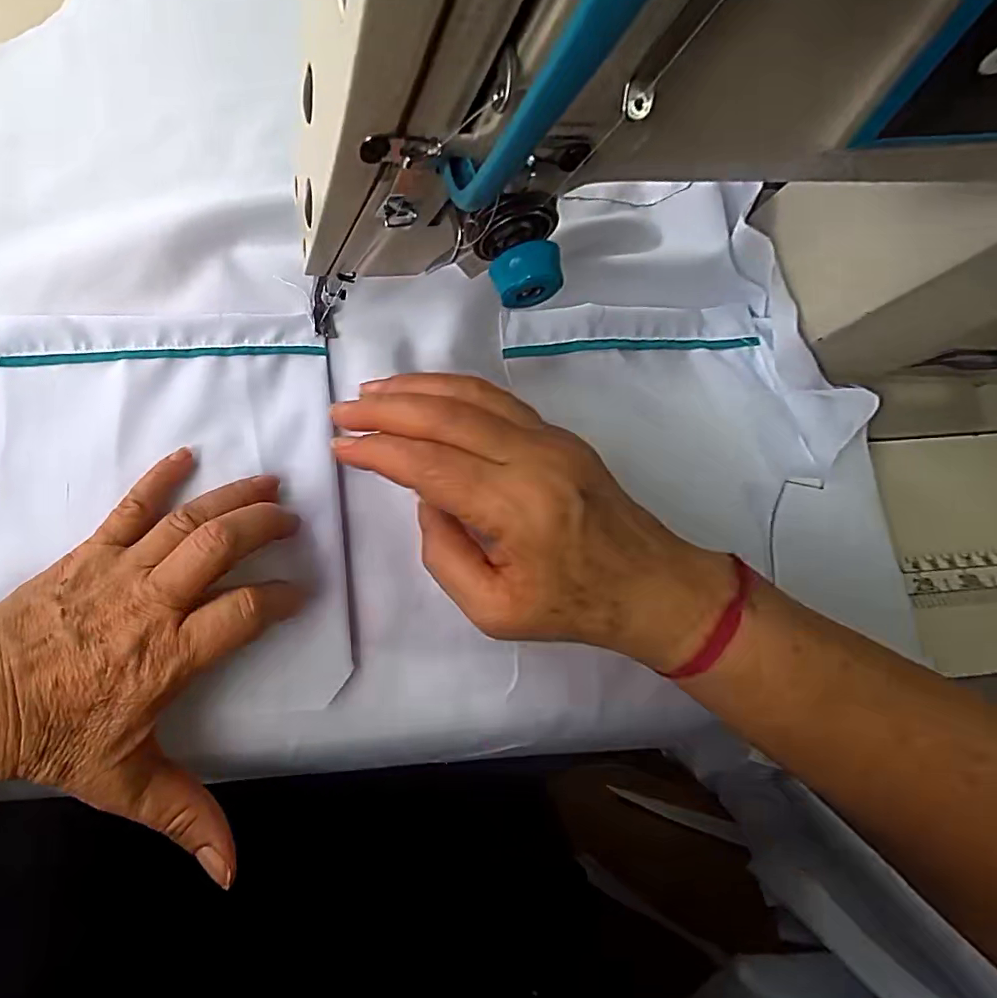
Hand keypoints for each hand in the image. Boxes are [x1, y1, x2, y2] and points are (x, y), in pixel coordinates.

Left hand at [0, 448, 307, 887]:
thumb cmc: (47, 737)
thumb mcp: (121, 784)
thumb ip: (184, 818)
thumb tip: (233, 875)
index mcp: (167, 657)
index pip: (244, 612)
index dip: (281, 596)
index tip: (301, 590)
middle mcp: (149, 604)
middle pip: (219, 547)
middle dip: (262, 526)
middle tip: (292, 519)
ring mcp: (115, 571)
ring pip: (183, 522)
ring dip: (228, 497)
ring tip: (264, 482)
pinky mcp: (84, 554)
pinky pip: (127, 509)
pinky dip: (157, 480)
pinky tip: (183, 456)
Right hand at [329, 374, 736, 672]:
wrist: (656, 588)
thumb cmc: (569, 607)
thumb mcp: (490, 609)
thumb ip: (442, 553)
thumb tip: (427, 499)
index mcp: (516, 508)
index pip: (429, 465)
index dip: (377, 450)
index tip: (340, 446)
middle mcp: (534, 461)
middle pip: (445, 418)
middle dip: (384, 411)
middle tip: (341, 412)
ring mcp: (551, 440)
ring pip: (470, 397)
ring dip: (413, 389)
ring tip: (368, 392)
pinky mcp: (557, 434)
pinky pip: (493, 399)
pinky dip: (447, 388)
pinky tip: (419, 390)